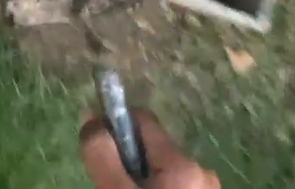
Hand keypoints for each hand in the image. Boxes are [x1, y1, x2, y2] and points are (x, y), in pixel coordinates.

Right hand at [81, 109, 218, 188]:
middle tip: (115, 183)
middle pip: (152, 147)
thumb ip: (101, 152)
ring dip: (144, 179)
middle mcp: (205, 171)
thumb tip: (89, 113)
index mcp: (184, 162)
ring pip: (164, 171)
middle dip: (130, 159)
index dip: (116, 128)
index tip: (102, 150)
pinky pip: (177, 187)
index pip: (141, 118)